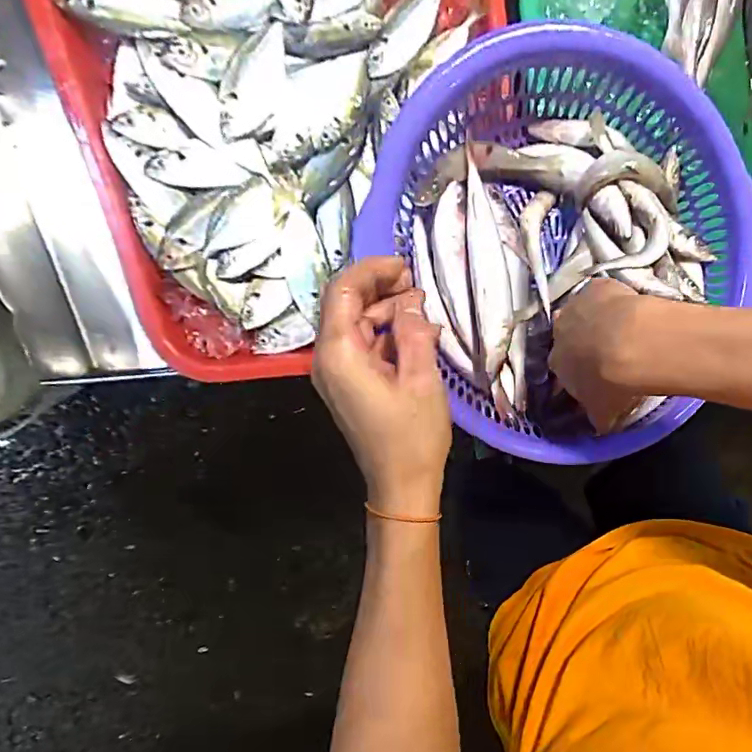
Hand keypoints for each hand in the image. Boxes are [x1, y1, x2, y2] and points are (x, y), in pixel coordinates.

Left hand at [312, 256, 451, 516]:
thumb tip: (411, 303)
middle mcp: (327, 360)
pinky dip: (385, 335)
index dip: (371, 270)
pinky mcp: (348, 385)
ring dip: (386, 312)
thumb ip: (413, 332)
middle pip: (345, 306)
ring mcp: (336, 374)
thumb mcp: (421, 379)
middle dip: (380, 289)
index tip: (405, 265)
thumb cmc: (412, 436)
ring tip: (423, 312)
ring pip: (356, 325)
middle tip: (418, 287)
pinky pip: (362, 347)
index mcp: (339, 354)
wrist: (401, 485)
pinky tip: (414, 335)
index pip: (342, 292)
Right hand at [548, 276, 648, 432]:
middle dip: (583, 343)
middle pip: (569, 338)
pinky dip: (612, 299)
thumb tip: (600, 424)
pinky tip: (630, 308)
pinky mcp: (596, 286)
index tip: (595, 376)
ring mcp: (575, 305)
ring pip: (583, 313)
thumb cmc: (613, 384)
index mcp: (557, 365)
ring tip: (621, 330)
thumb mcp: (603, 412)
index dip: (578, 372)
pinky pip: (601, 293)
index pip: (562, 369)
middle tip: (607, 352)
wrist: (632, 344)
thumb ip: (597, 417)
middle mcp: (558, 333)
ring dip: (597, 320)